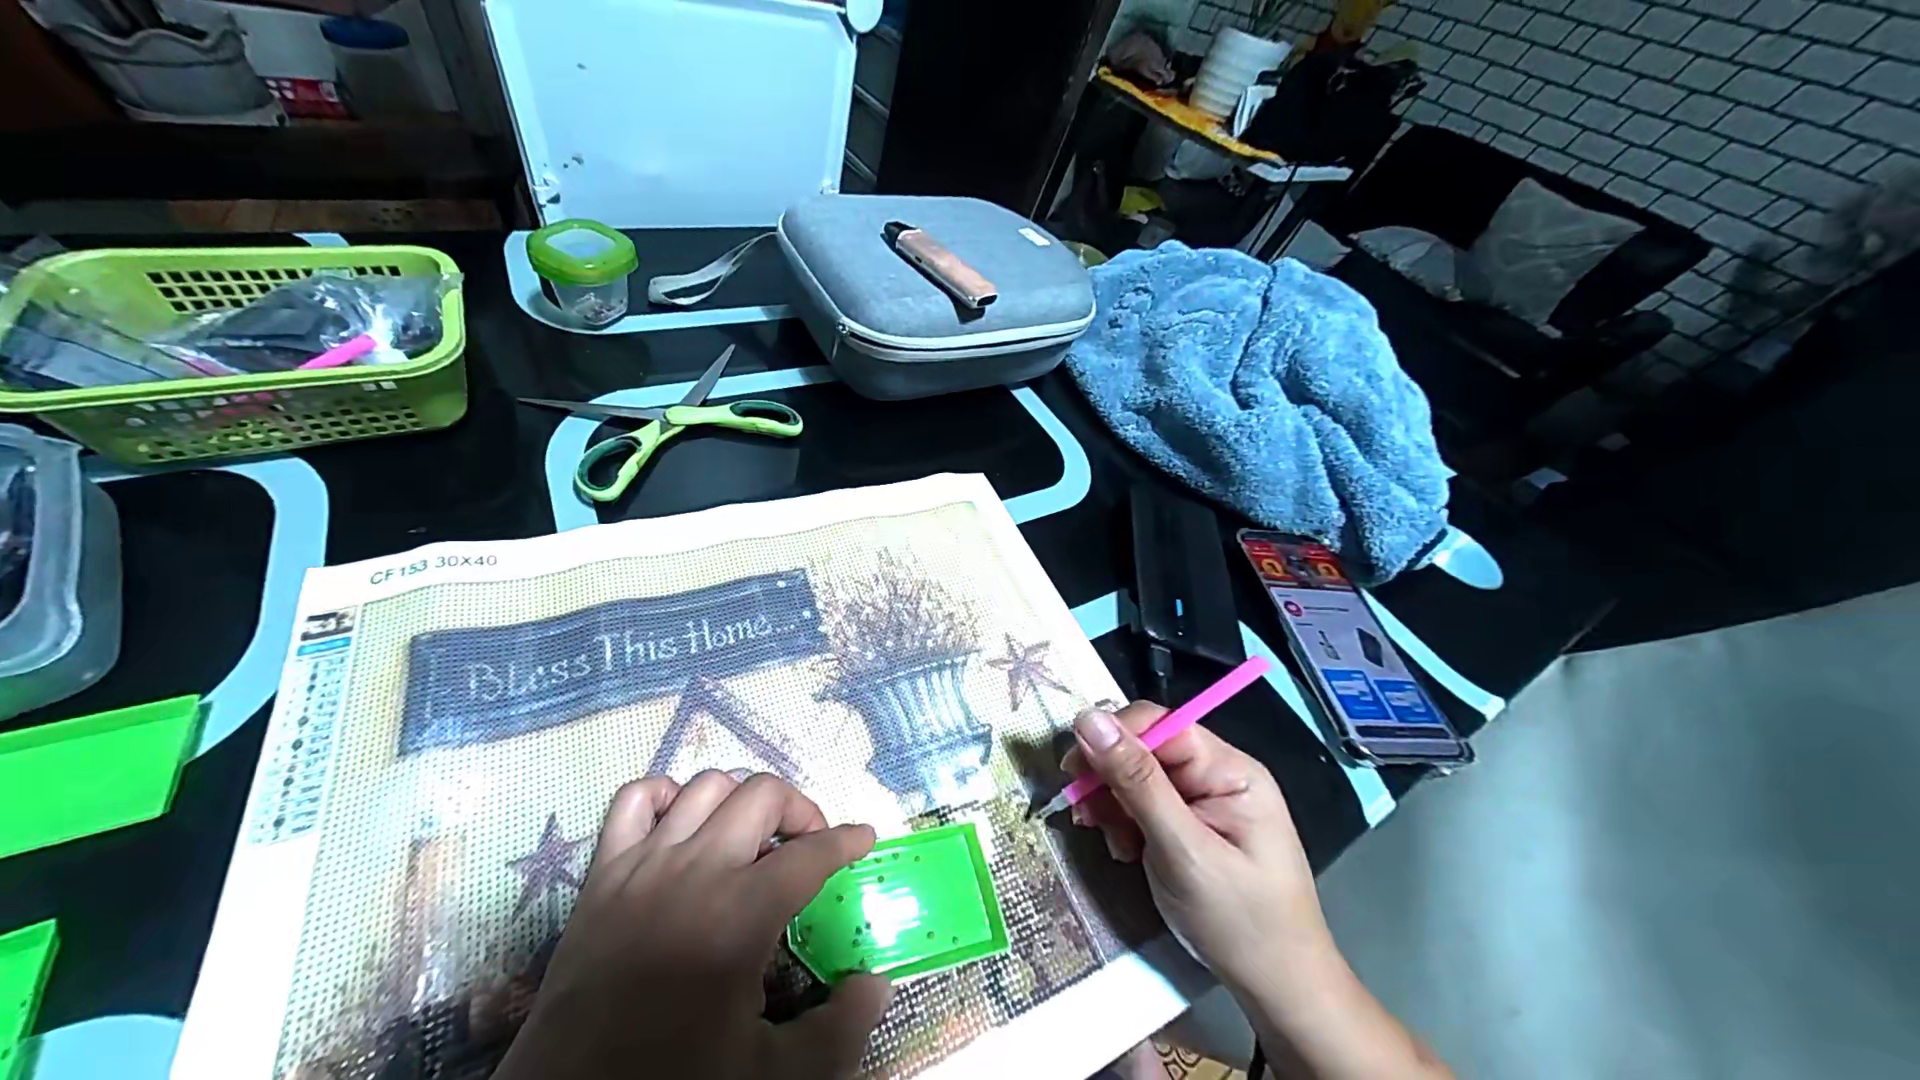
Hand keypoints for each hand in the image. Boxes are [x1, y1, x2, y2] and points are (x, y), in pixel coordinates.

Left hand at [494, 771, 892, 1079]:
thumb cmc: (673, 1078)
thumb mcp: (771, 1076)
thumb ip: (837, 1031)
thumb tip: (876, 985)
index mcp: (741, 914)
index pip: (811, 854)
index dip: (848, 841)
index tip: (864, 839)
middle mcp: (695, 870)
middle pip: (762, 794)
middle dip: (799, 809)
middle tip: (806, 844)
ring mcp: (644, 863)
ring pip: (706, 786)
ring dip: (740, 801)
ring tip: (751, 837)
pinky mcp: (602, 873)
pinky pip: (634, 799)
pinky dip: (665, 797)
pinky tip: (681, 826)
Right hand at [1064, 704, 1453, 1079]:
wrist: (1277, 989)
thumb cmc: (1238, 919)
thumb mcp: (1181, 849)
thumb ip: (1135, 780)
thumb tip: (1087, 717)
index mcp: (1227, 768)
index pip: (1159, 723)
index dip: (1112, 737)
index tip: (1074, 771)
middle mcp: (1214, 773)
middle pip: (1143, 749)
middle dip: (1108, 777)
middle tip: (1085, 814)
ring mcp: (1201, 800)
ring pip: (1135, 777)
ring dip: (1111, 803)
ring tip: (1110, 840)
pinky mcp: (1187, 824)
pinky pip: (1141, 804)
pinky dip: (1122, 822)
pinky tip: (1123, 849)